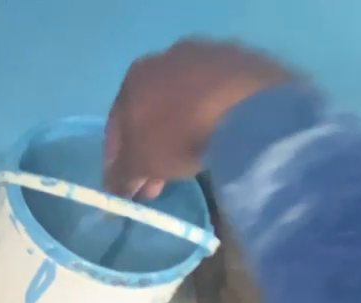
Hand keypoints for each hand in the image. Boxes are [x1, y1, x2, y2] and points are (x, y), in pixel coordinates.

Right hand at [104, 39, 296, 197]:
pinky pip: (213, 99)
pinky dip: (207, 120)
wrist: (245, 108)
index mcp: (135, 77)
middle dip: (149, 151)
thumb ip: (120, 177)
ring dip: (178, 136)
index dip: (117, 160)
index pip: (116, 125)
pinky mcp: (242, 61)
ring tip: (184, 167)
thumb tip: (116, 188)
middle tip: (153, 182)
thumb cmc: (175, 136)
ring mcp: (208, 55)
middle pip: (151, 113)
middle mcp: (168, 57)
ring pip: (183, 105)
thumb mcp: (137, 166)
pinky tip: (212, 143)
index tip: (125, 184)